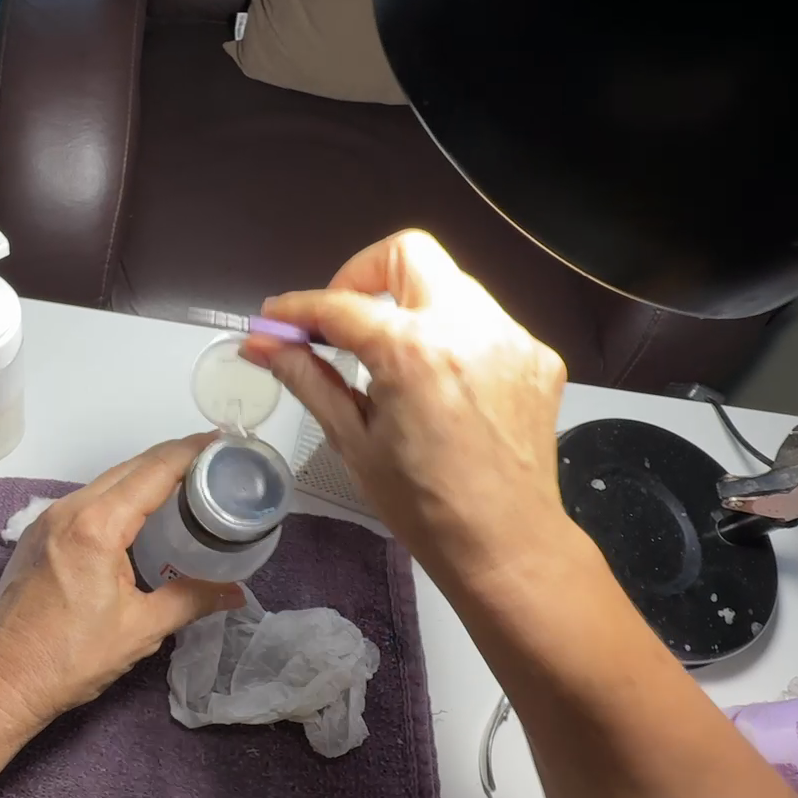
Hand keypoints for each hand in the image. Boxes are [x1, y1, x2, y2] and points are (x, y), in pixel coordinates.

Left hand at [0, 435, 246, 728]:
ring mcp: (50, 518)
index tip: (222, 440)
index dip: (190, 451)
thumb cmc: (68, 658)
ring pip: (107, 481)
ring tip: (186, 481)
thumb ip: (190, 601)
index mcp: (97, 525)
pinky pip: (89, 498)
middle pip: (130, 467)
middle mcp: (70, 509)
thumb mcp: (139, 630)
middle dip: (173, 457)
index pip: (153, 471)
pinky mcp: (40, 532)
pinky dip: (121, 493)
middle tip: (214, 460)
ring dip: (145, 474)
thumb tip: (236, 594)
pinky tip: (142, 510)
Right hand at [243, 230, 582, 590]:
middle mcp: (468, 327)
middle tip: (340, 320)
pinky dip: (446, 334)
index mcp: (414, 352)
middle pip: (407, 252)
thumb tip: (261, 344)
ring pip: (447, 284)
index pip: (341, 305)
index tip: (275, 318)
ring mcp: (511, 337)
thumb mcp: (352, 440)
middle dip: (361, 275)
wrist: (507, 544)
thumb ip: (307, 378)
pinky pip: (480, 320)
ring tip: (387, 356)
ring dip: (406, 304)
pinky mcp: (536, 354)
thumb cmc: (420, 503)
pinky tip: (436, 381)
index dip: (298, 308)